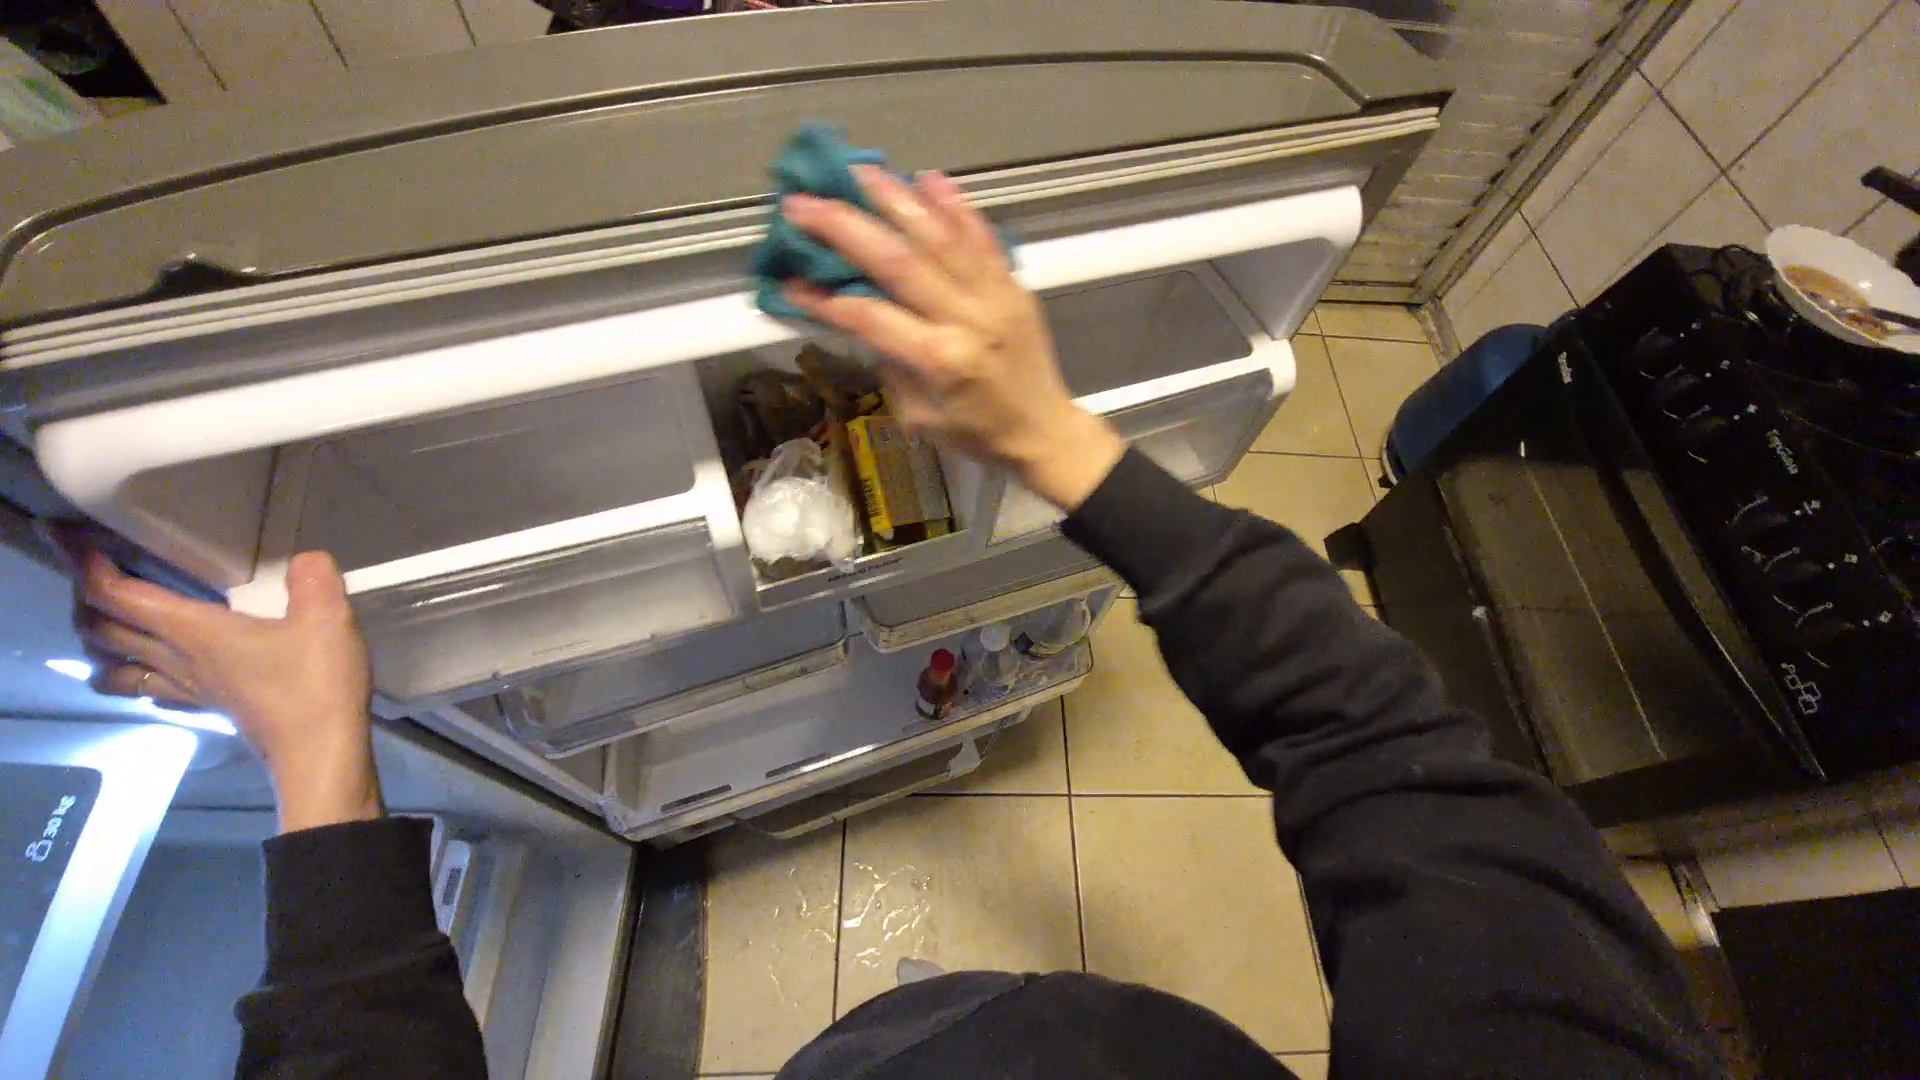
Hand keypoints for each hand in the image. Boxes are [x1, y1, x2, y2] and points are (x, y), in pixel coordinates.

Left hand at [61, 534, 381, 834]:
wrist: (318, 749)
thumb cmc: (315, 683)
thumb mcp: (328, 620)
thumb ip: (314, 581)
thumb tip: (306, 558)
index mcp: (192, 630)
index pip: (114, 593)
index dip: (81, 561)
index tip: (62, 532)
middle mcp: (175, 658)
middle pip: (101, 628)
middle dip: (86, 595)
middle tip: (96, 568)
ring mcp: (187, 689)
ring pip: (112, 663)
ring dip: (99, 639)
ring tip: (112, 621)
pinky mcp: (207, 708)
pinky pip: (148, 688)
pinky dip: (134, 673)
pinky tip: (156, 670)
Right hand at [782, 166, 1126, 510]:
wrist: (1043, 430)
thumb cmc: (977, 433)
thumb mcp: (919, 416)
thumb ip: (889, 364)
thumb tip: (858, 315)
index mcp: (941, 361)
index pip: (871, 317)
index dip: (826, 298)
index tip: (789, 279)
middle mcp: (969, 320)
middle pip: (900, 262)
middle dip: (846, 228)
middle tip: (805, 202)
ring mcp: (995, 297)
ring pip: (942, 237)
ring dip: (896, 200)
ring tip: (859, 172)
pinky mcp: (1013, 285)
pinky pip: (982, 238)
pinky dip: (955, 206)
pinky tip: (927, 179)